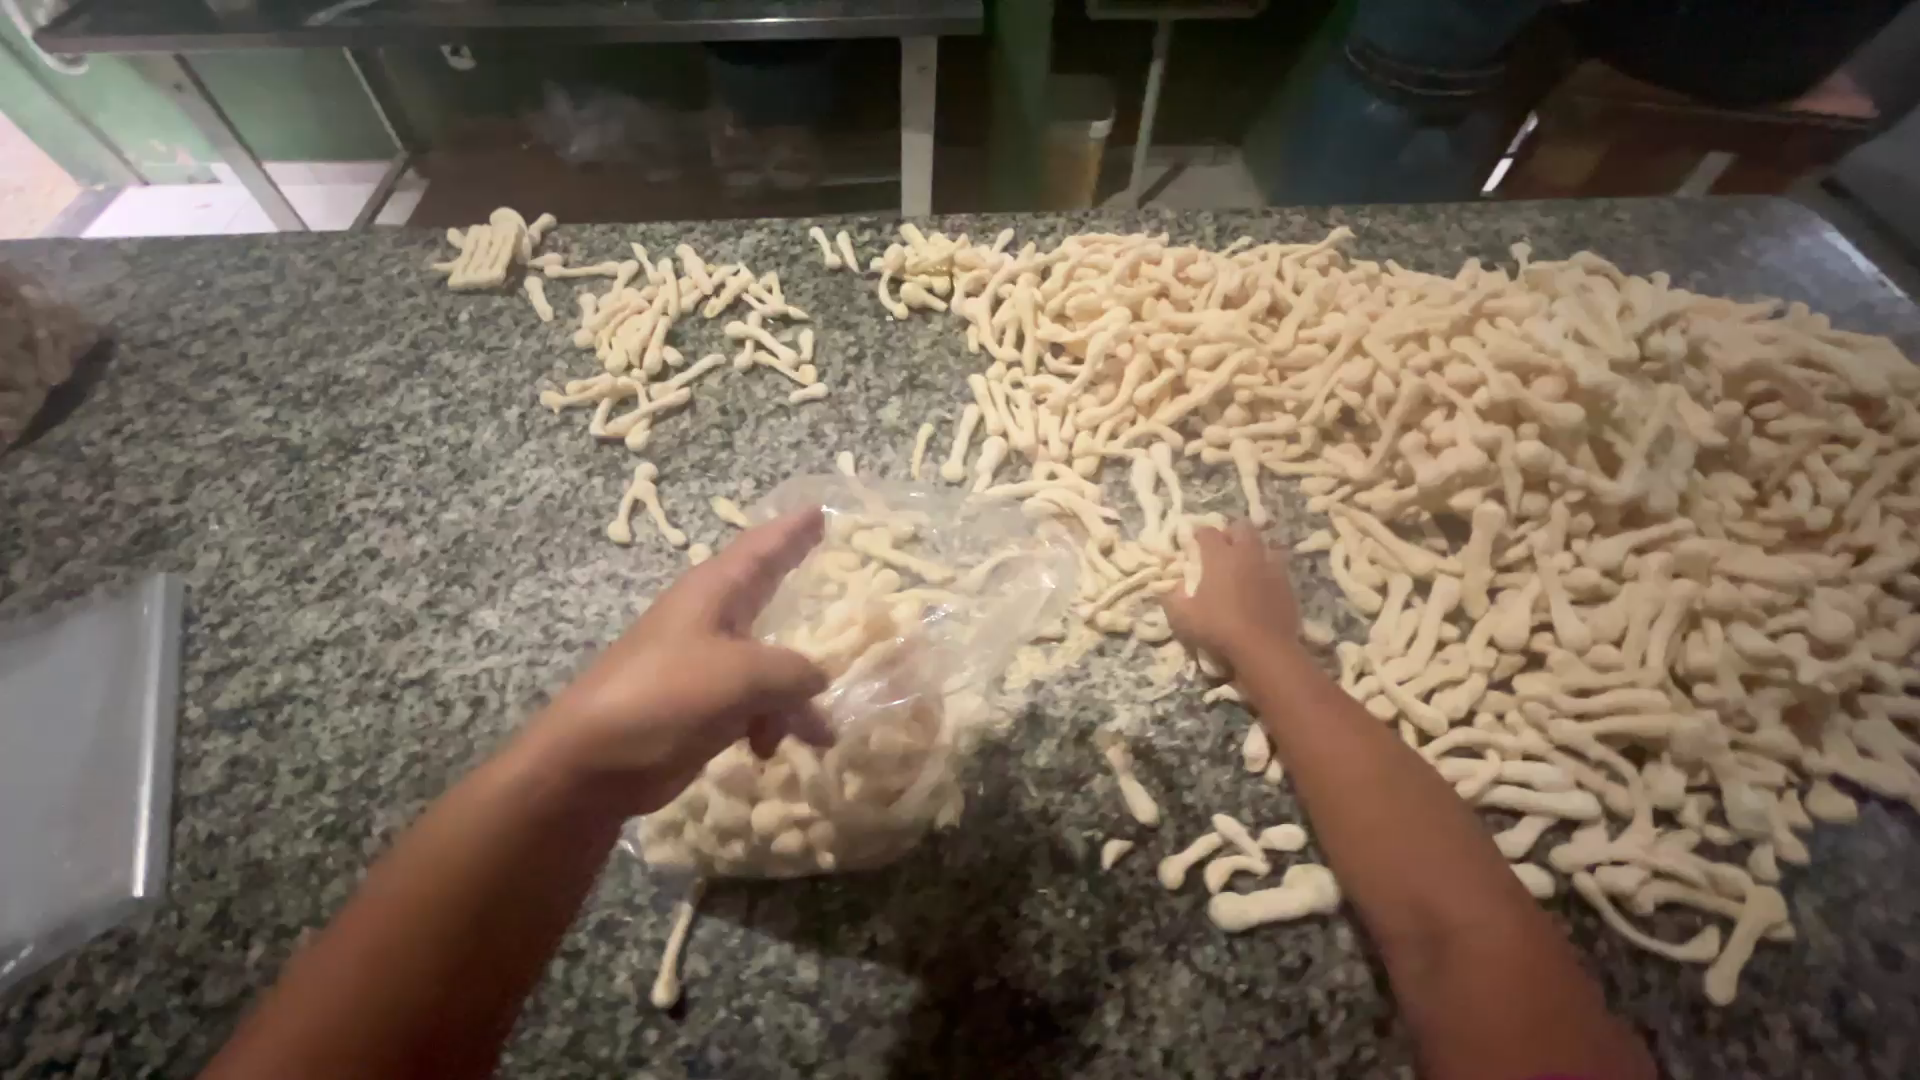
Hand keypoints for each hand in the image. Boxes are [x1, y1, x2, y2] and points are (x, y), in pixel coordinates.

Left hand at [526, 508, 834, 814]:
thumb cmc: (666, 695)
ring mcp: (708, 665)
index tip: (820, 510)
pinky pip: (755, 704)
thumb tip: (819, 678)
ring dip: (795, 696)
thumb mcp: (743, 674)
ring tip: (821, 733)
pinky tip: (768, 750)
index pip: (761, 547)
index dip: (792, 529)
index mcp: (715, 592)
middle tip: (838, 575)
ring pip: (771, 665)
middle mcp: (713, 620)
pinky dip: (769, 724)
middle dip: (802, 594)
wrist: (592, 762)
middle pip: (768, 596)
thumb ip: (795, 671)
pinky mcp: (703, 707)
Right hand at [1159, 522, 1303, 666]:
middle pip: (1242, 528)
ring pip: (1265, 545)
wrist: (1264, 648)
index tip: (1194, 543)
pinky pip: (1278, 567)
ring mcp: (1271, 568)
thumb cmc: (1218, 628)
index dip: (1199, 535)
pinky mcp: (1288, 585)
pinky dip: (1268, 570)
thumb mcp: (1182, 617)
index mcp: (1220, 557)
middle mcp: (1247, 555)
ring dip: (1254, 549)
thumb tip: (1171, 586)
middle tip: (1222, 548)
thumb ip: (1171, 597)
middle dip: (1231, 533)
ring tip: (1245, 564)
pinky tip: (1261, 585)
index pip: (1208, 532)